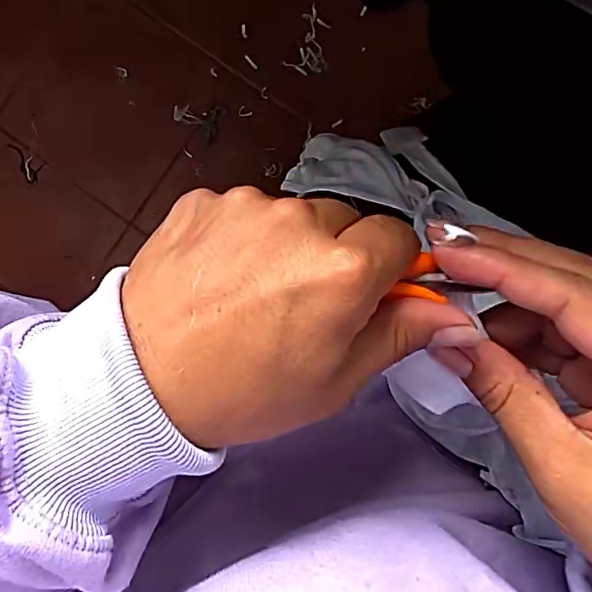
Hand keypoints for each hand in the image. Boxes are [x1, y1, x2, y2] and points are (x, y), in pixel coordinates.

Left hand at [122, 188, 472, 448]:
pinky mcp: (205, 200)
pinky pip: (245, 209)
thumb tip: (452, 315)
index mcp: (343, 268)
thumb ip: (400, 332)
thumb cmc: (240, 391)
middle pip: (346, 221)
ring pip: (294, 215)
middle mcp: (299, 222)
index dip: (387, 267)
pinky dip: (242, 236)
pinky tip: (221, 276)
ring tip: (253, 291)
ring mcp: (247, 205)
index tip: (367, 290)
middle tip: (302, 300)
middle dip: (336, 254)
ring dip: (287, 243)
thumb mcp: (335, 380)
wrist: (139, 384)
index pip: (398, 236)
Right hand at [425, 225, 591, 591]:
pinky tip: (501, 334)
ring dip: (520, 300)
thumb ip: (508, 394)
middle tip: (448, 250)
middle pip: (584, 282)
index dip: (507, 267)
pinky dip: (541, 331)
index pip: (579, 296)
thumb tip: (453, 340)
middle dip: (510, 264)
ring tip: (463, 306)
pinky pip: (590, 334)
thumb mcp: (571, 478)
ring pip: (584, 302)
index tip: (452, 250)